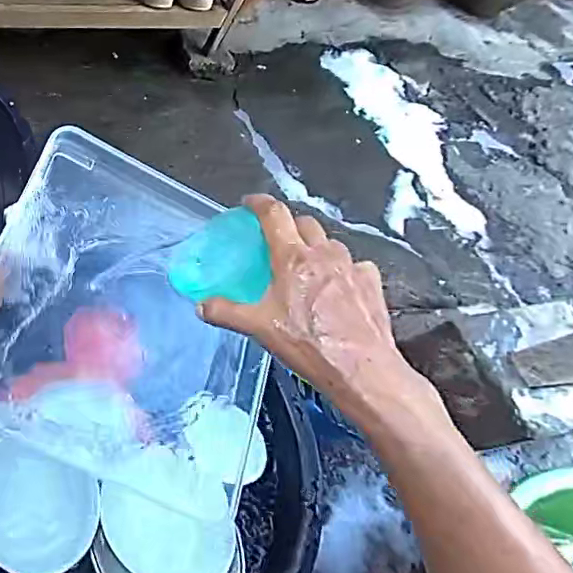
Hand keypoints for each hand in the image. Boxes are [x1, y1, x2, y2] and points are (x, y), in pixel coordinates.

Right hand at [197, 196, 439, 430]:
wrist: (361, 369)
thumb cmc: (310, 345)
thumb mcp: (259, 328)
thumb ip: (227, 313)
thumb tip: (203, 306)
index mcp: (292, 258)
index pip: (274, 214)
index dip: (260, 203)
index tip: (250, 203)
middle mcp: (323, 254)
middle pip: (304, 222)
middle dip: (289, 224)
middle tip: (277, 238)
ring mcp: (350, 266)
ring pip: (330, 242)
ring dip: (316, 245)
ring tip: (306, 263)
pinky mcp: (370, 283)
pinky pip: (355, 264)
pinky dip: (343, 267)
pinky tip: (338, 284)